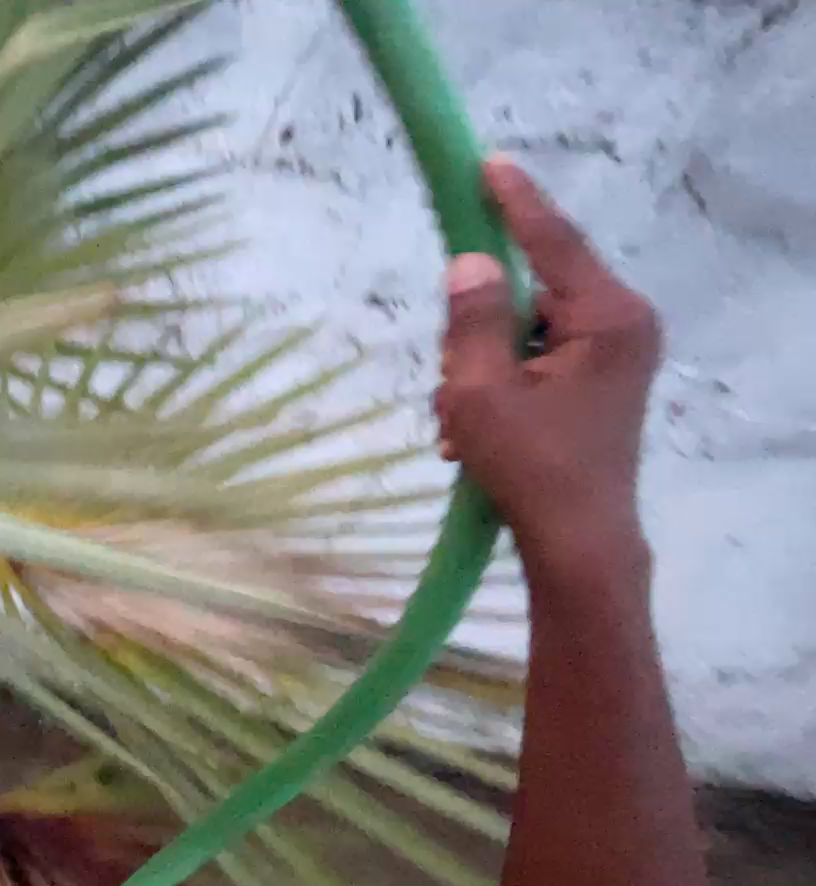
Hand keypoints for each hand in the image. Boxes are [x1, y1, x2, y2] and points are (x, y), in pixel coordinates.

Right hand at [435, 157, 661, 566]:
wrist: (574, 535)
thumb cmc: (527, 463)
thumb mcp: (480, 391)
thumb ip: (472, 323)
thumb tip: (468, 264)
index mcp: (605, 318)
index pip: (553, 243)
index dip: (515, 204)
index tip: (488, 164)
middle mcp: (620, 325)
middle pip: (528, 295)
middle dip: (475, 333)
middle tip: (450, 383)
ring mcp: (611, 356)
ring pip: (521, 333)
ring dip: (477, 370)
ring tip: (461, 424)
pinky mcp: (594, 383)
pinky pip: (529, 362)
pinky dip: (493, 388)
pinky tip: (475, 432)